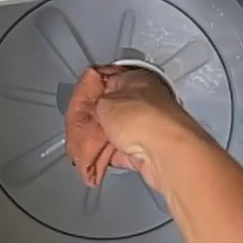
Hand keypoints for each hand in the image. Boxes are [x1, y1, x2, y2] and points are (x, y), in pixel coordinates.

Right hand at [66, 65, 209, 191]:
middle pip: (111, 111)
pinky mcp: (148, 150)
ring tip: (84, 150)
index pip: (107, 81)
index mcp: (136, 80)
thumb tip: (94, 109)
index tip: (78, 104)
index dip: (89, 93)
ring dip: (100, 143)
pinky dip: (108, 158)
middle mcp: (146, 101)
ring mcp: (149, 127)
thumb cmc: (144, 120)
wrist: (164, 152)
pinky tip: (96, 163)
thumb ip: (95, 104)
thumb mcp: (104, 104)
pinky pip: (122, 153)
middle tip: (79, 130)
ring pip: (117, 134)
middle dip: (94, 123)